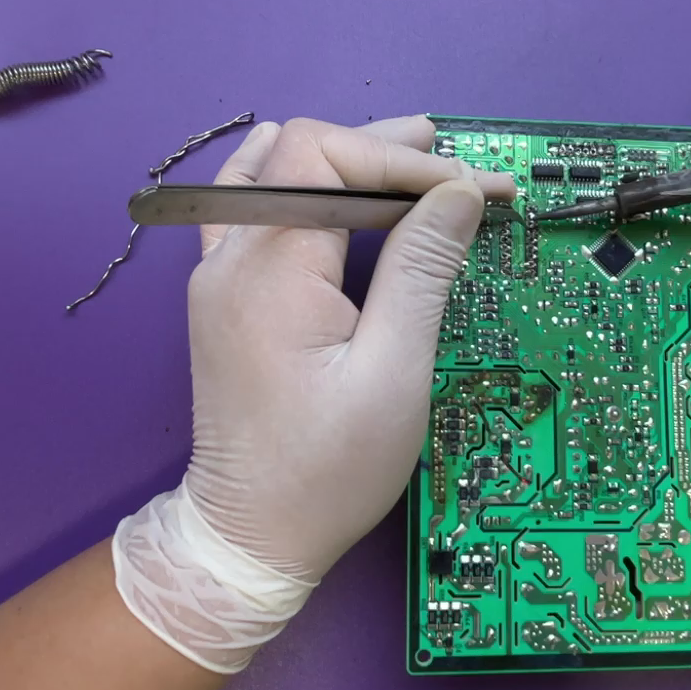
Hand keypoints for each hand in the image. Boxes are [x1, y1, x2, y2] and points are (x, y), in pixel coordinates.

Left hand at [113, 115, 515, 671]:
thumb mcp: (394, 374)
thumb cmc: (329, 469)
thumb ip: (422, 270)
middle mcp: (230, 257)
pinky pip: (254, 209)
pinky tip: (333, 185)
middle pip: (300, 157)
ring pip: (275, 175)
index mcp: (270, 271)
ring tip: (411, 158)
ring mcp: (217, 275)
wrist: (250, 534)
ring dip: (346, 162)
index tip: (472, 189)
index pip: (324, 158)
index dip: (401, 158)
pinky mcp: (224, 296)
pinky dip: (305, 188)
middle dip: (386, 155)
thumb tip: (460, 191)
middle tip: (459, 167)